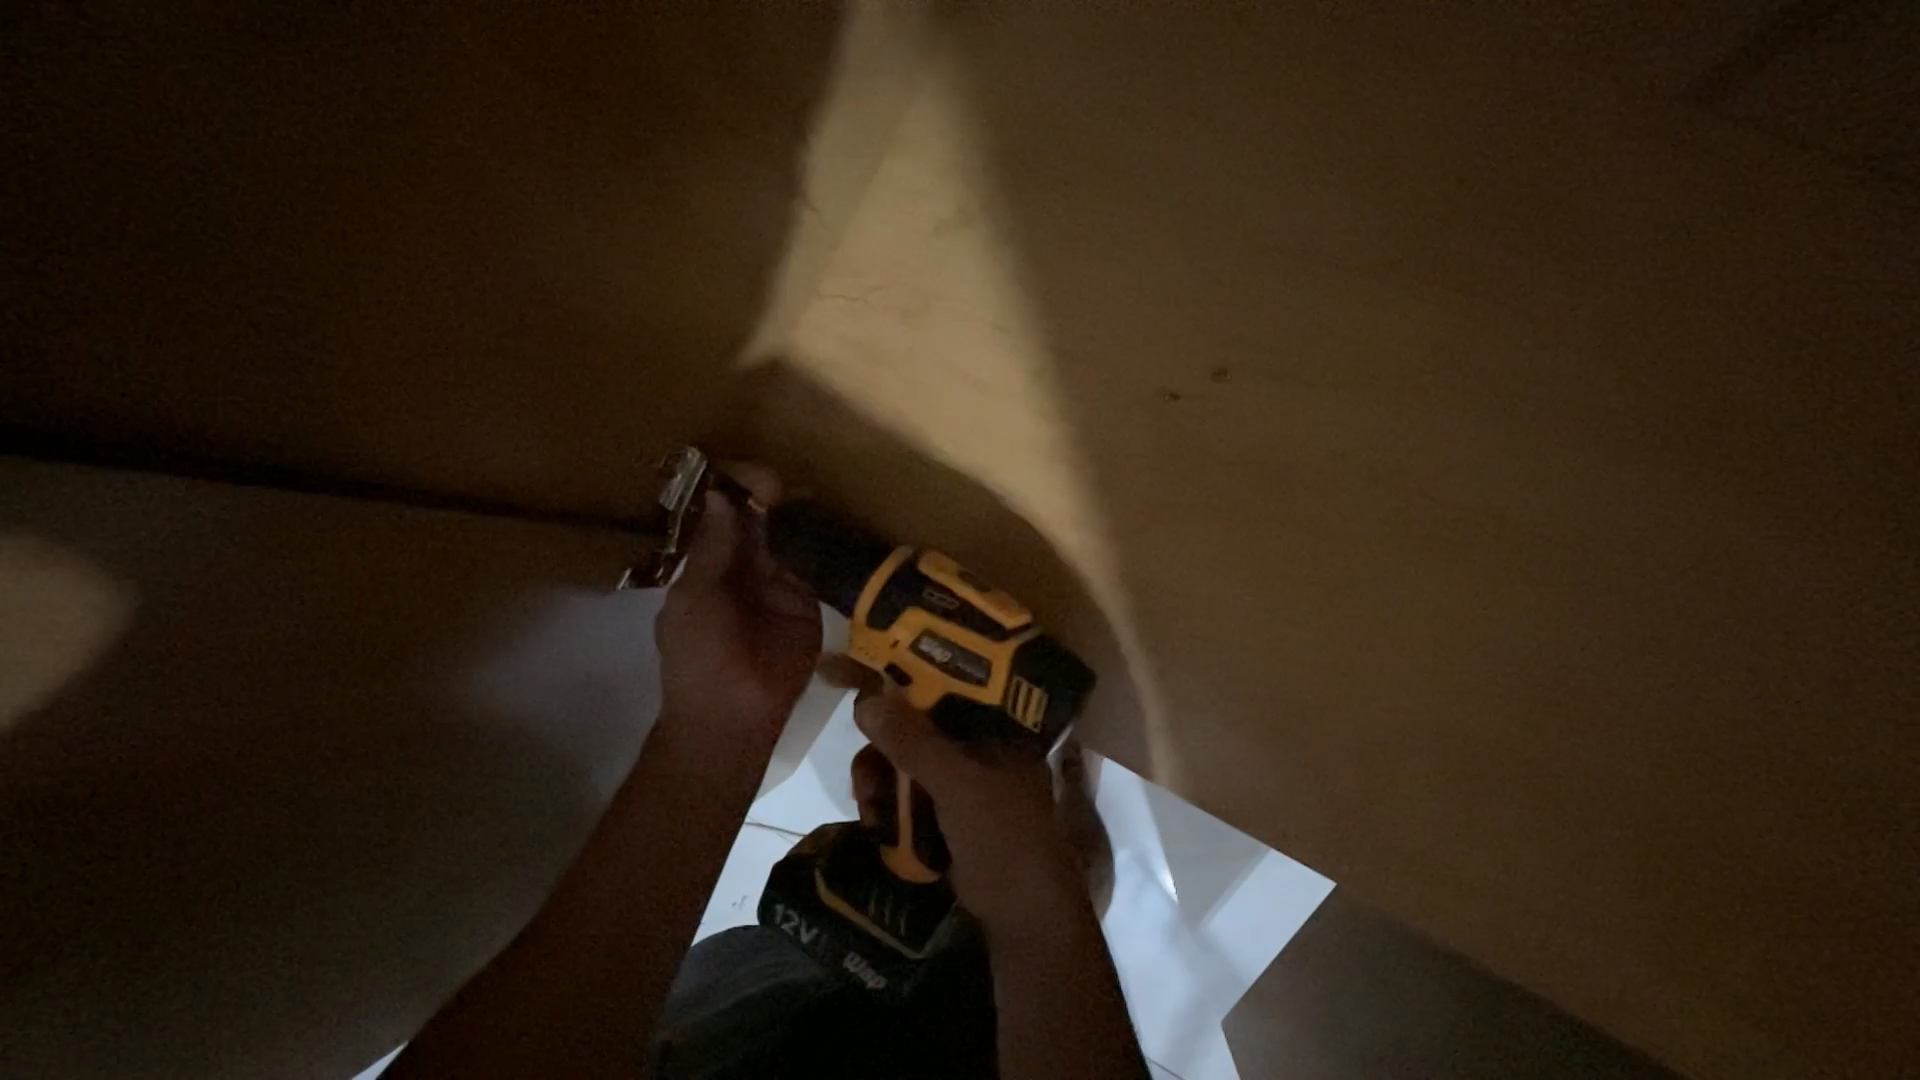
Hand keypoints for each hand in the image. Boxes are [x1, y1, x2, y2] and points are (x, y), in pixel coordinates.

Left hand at [655, 464, 821, 740]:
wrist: (732, 714)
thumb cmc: (699, 656)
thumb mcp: (694, 597)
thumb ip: (713, 548)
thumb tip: (723, 495)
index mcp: (709, 562)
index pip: (724, 511)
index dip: (735, 487)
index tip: (749, 476)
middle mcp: (746, 564)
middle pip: (761, 515)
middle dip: (769, 492)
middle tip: (780, 485)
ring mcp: (780, 582)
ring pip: (792, 534)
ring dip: (798, 513)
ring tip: (807, 500)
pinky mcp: (810, 600)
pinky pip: (817, 564)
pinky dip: (823, 543)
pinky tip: (830, 526)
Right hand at [829, 660, 1087, 931]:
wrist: (1025, 924)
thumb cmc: (1005, 842)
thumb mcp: (958, 787)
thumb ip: (913, 743)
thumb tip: (867, 701)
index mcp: (999, 729)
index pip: (947, 687)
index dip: (904, 680)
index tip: (861, 678)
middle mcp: (983, 747)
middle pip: (919, 726)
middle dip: (884, 749)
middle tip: (863, 775)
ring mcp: (966, 782)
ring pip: (908, 762)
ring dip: (880, 781)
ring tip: (868, 810)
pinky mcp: (949, 813)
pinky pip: (908, 793)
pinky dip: (889, 805)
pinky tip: (876, 825)